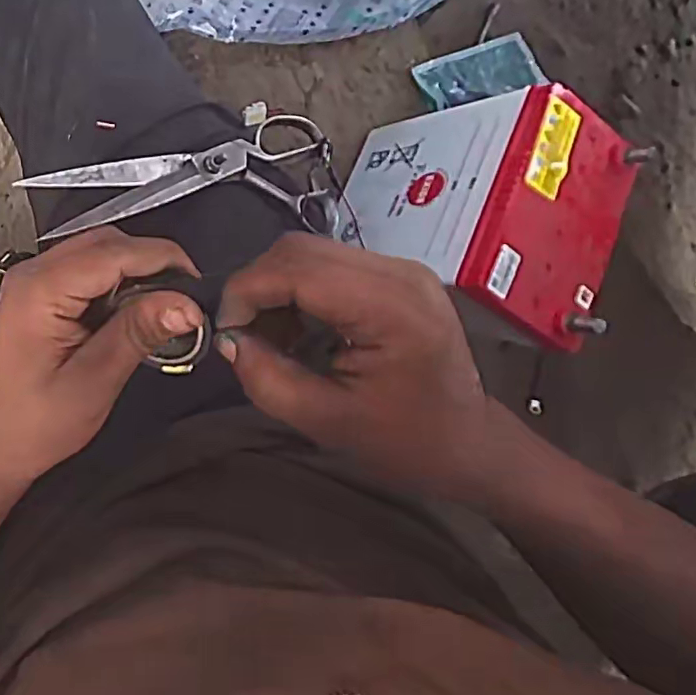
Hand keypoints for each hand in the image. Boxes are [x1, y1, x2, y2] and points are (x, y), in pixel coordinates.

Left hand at [0, 227, 203, 486]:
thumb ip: (138, 332)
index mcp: (39, 289)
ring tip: (163, 305)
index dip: (161, 260)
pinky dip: (117, 279)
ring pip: (98, 250)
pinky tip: (132, 308)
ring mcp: (33, 277)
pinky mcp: (39, 289)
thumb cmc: (39, 423)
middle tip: (184, 298)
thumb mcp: (95, 380)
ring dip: (135, 270)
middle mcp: (32, 271)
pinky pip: (87, 267)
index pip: (112, 253)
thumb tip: (188, 303)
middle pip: (105, 242)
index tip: (197, 286)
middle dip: (151, 262)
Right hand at [215, 233, 527, 502]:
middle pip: (298, 250)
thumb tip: (227, 341)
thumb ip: (266, 379)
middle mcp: (397, 272)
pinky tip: (295, 326)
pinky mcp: (393, 274)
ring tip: (269, 334)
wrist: (471, 444)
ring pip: (308, 252)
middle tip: (241, 332)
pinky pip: (325, 264)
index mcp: (391, 307)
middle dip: (255, 286)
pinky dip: (295, 289)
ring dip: (274, 287)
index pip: (296, 269)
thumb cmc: (408, 442)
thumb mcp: (326, 422)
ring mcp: (398, 268)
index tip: (224, 330)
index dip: (246, 292)